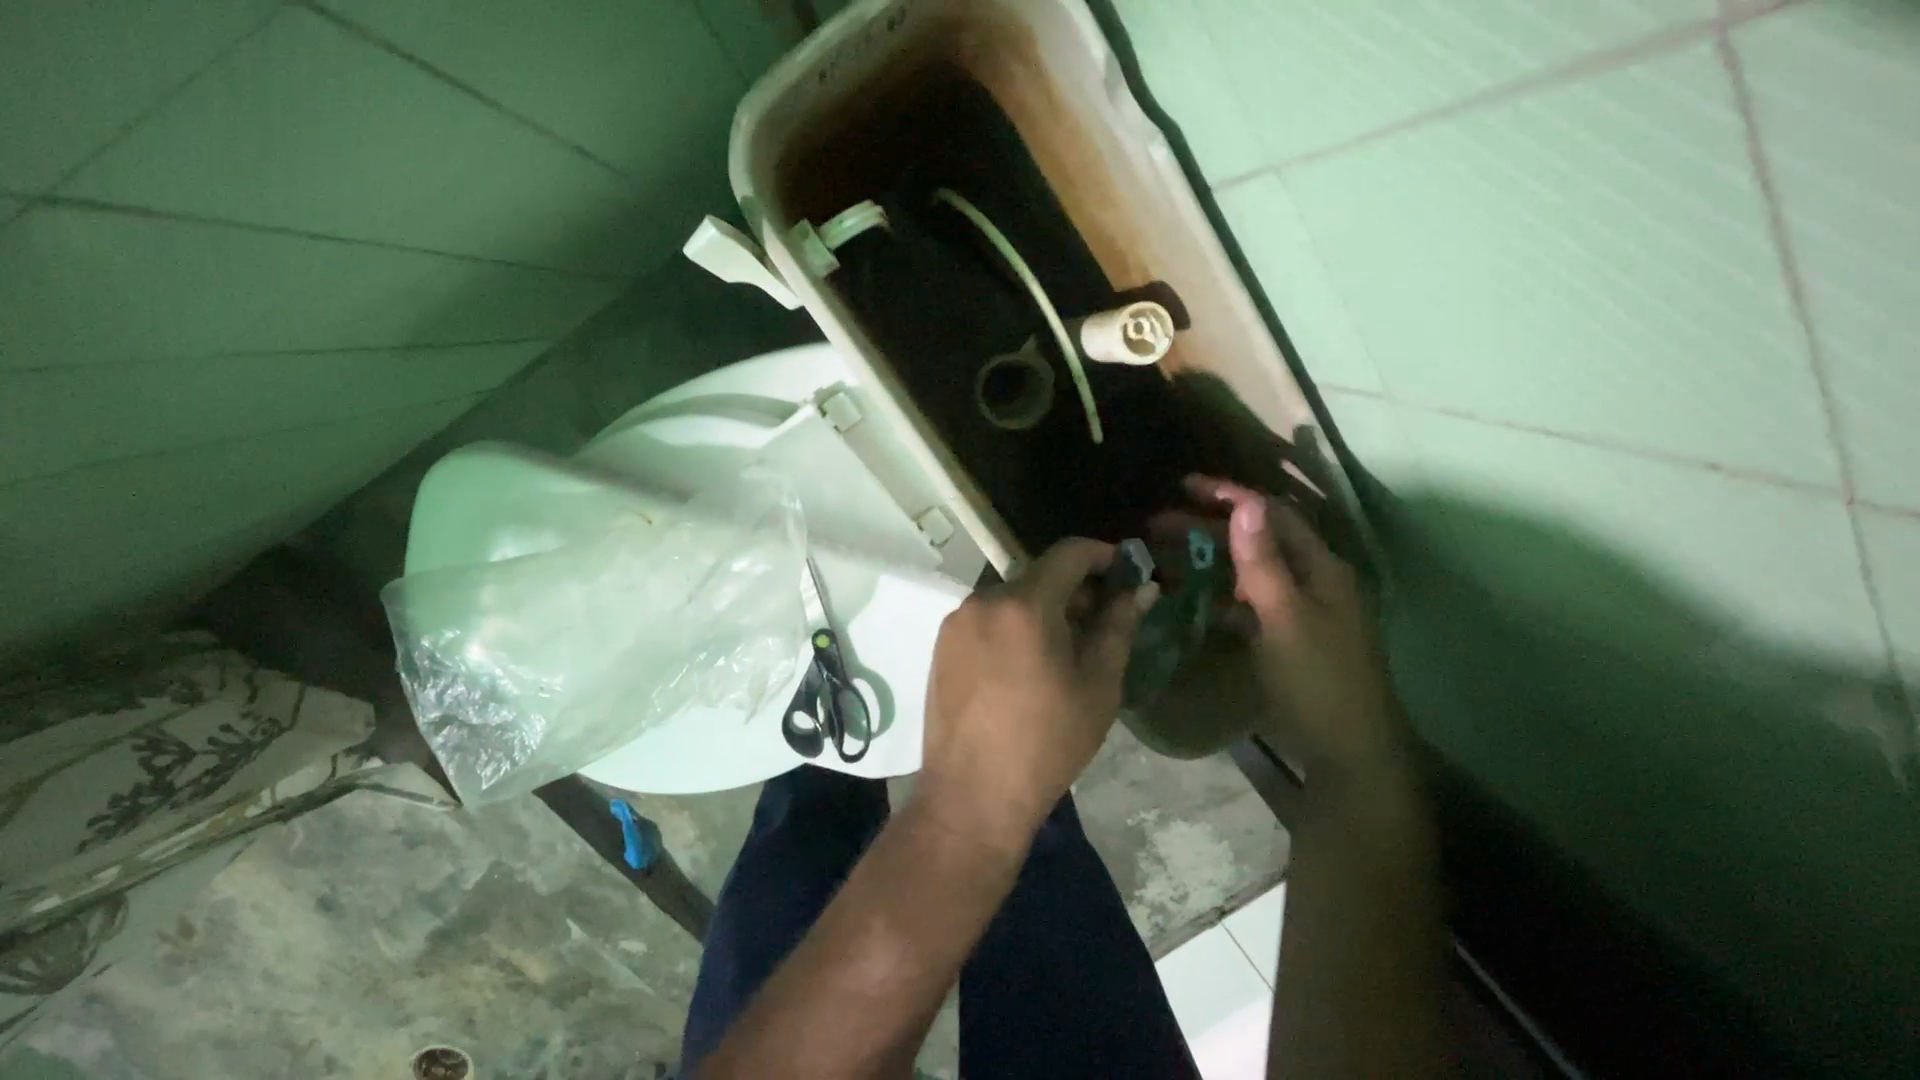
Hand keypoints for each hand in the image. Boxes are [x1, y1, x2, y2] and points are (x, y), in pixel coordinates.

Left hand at [916, 538, 1157, 849]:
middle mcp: (983, 600)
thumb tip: (1142, 589)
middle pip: (1038, 576)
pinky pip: (987, 620)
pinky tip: (1027, 666)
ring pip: (1011, 598)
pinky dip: (1013, 626)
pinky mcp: (941, 645)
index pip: (1069, 553)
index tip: (1126, 572)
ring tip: (1066, 651)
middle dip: (1074, 590)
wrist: (973, 795)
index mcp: (1023, 604)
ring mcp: (956, 622)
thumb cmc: (1048, 742)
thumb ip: (1118, 626)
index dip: (1102, 555)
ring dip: (1042, 609)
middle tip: (1103, 622)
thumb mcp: (1098, 685)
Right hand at [1184, 476, 1409, 781]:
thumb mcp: (1286, 619)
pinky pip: (1247, 604)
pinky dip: (1218, 594)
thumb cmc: (1318, 681)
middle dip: (1208, 527)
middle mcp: (1311, 581)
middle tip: (1157, 522)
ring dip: (1209, 559)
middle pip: (1257, 540)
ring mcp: (1298, 611)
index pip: (1272, 515)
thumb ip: (1263, 563)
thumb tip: (1244, 503)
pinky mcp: (1284, 639)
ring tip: (1164, 553)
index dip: (1230, 496)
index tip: (1183, 487)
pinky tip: (1189, 596)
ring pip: (1248, 572)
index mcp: (1321, 568)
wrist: (1347, 751)